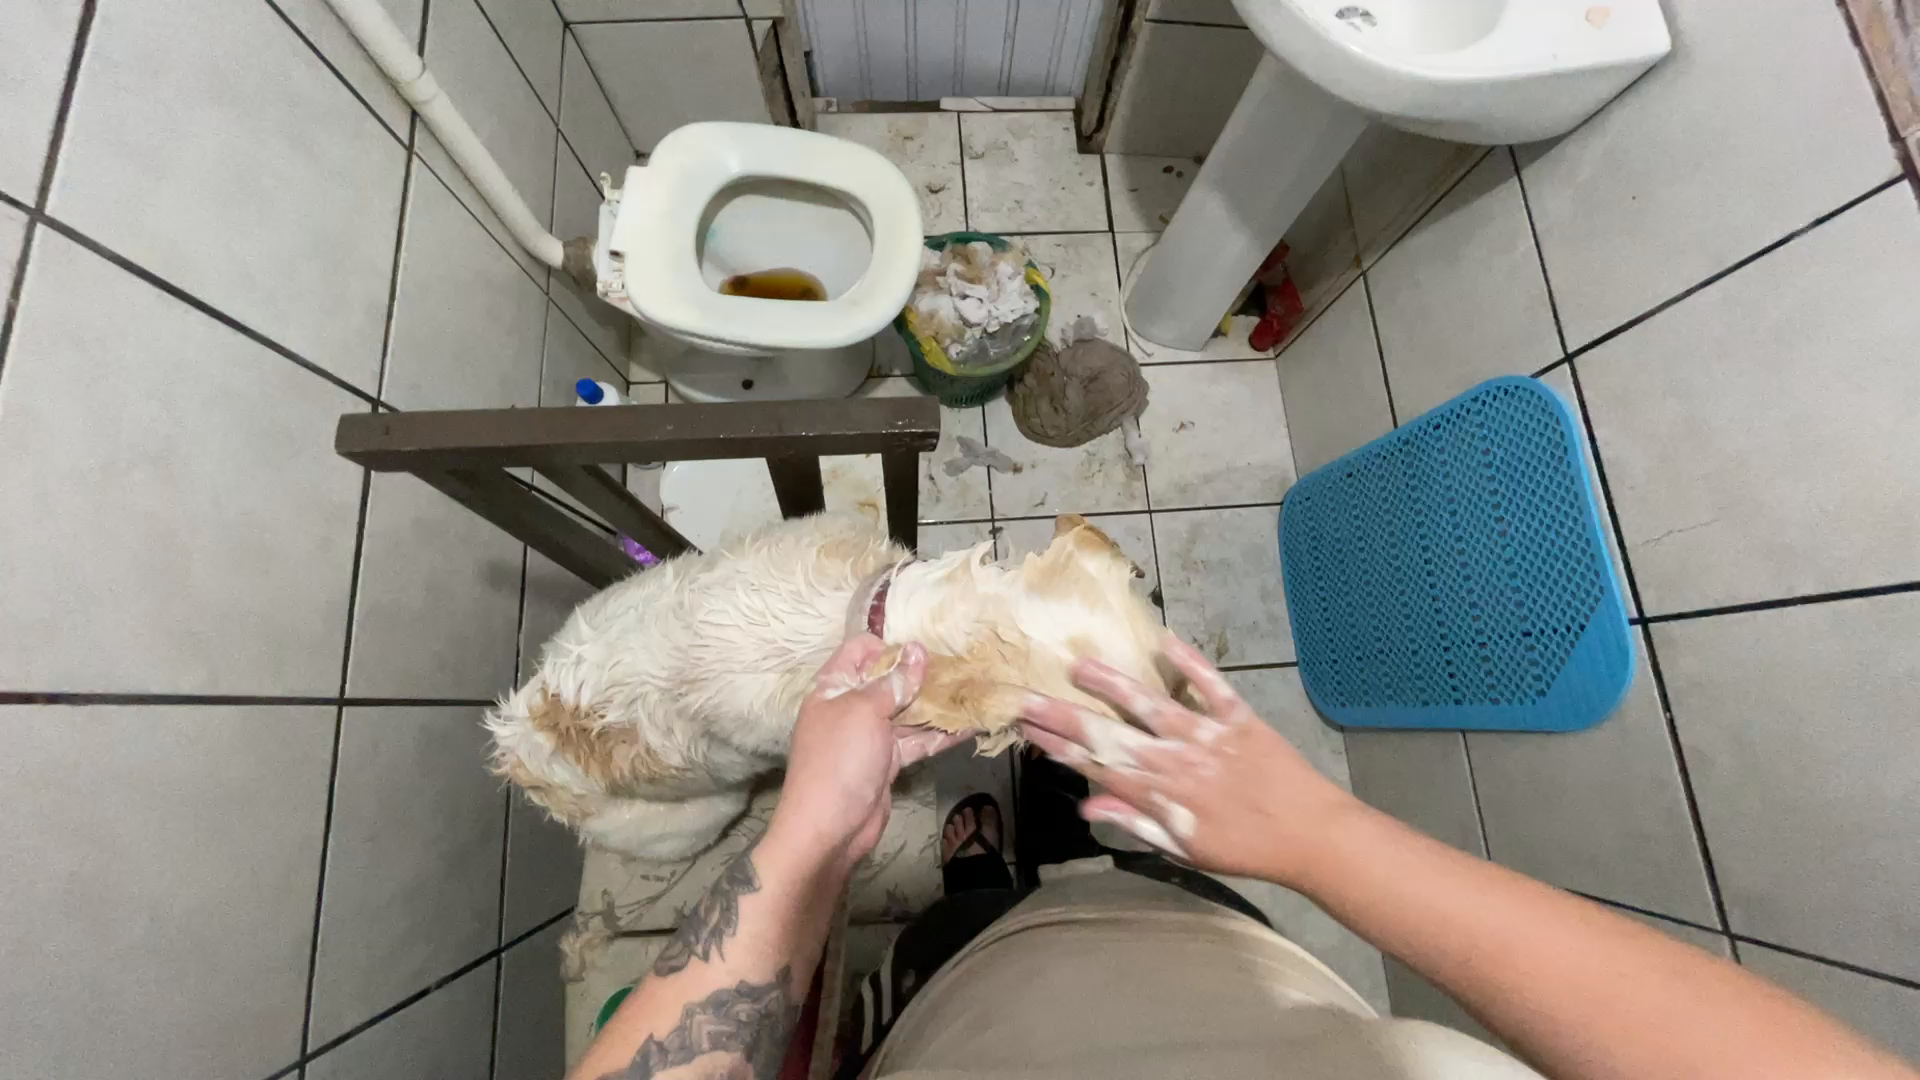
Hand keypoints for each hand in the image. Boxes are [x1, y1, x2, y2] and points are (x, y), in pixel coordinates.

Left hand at [771, 634, 970, 870]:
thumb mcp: (865, 710)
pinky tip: (970, 726)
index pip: (859, 650)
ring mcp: (870, 735)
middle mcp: (851, 706)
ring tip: (972, 690)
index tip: (920, 650)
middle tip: (958, 666)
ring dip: (937, 703)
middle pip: (888, 680)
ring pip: (907, 711)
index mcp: (835, 686)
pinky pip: (916, 741)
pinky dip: (940, 735)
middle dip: (921, 673)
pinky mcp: (888, 761)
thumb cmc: (840, 759)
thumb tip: (916, 649)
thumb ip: (894, 680)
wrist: (828, 830)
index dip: (888, 645)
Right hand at [1018, 633, 1363, 883]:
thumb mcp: (1185, 849)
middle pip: (1112, 736)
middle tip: (1028, 698)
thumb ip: (1136, 824)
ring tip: (1079, 666)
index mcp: (1162, 795)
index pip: (1099, 767)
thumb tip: (1086, 805)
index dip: (1060, 748)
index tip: (1028, 729)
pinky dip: (1189, 663)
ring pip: (1151, 706)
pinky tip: (1164, 640)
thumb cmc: (1245, 848)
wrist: (1313, 836)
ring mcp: (1206, 734)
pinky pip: (1211, 685)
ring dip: (1114, 686)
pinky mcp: (1238, 716)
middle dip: (1066, 717)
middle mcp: (1176, 760)